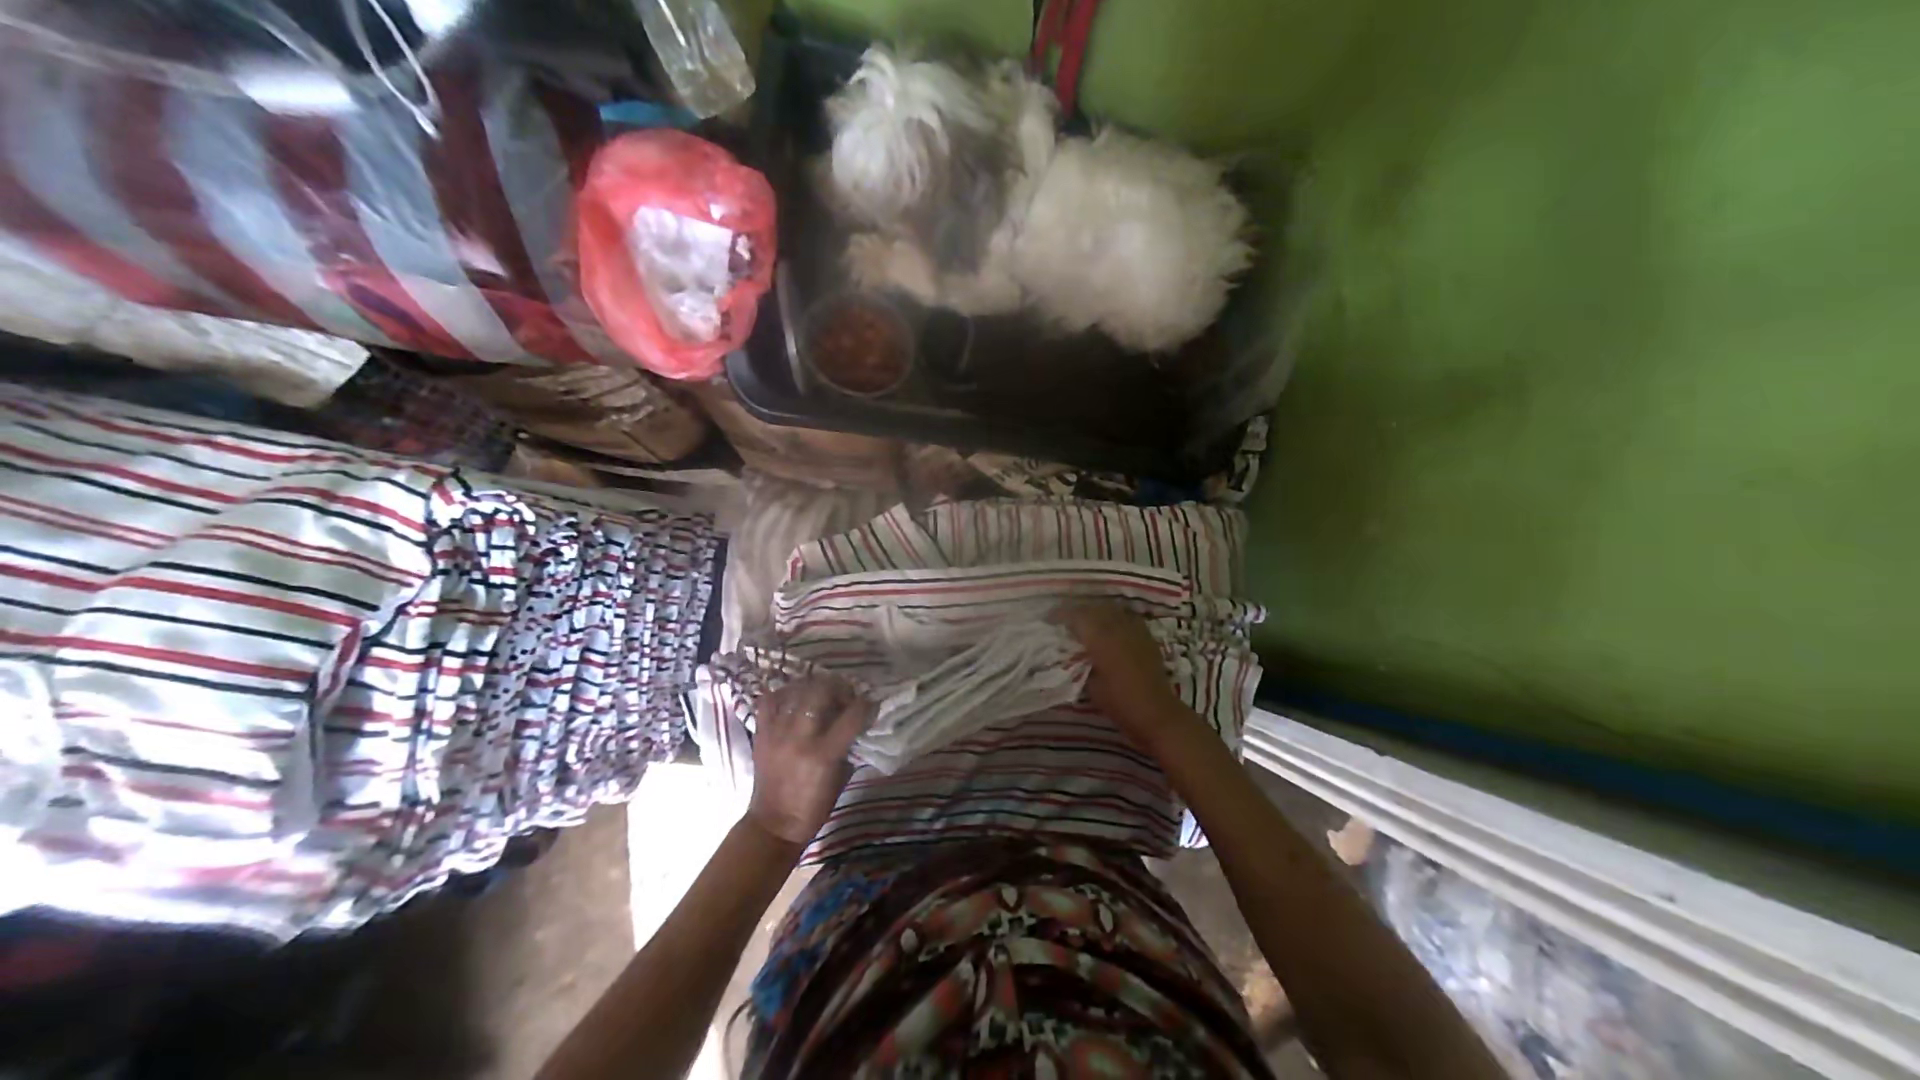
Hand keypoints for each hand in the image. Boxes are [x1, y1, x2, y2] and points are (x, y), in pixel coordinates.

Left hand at [747, 677, 873, 845]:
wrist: (774, 824)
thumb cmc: (814, 806)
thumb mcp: (842, 777)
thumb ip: (850, 747)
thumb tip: (859, 723)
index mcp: (823, 754)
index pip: (852, 715)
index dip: (866, 704)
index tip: (871, 701)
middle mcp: (799, 737)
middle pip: (820, 691)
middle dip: (838, 686)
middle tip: (844, 693)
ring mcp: (777, 733)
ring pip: (795, 690)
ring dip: (813, 685)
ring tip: (820, 691)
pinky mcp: (761, 733)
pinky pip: (768, 700)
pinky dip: (782, 693)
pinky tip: (794, 696)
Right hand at [1053, 603, 1193, 746]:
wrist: (1157, 713)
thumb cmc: (1119, 703)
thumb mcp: (1090, 685)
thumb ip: (1078, 663)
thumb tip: (1068, 653)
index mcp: (1101, 639)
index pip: (1077, 616)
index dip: (1060, 615)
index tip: (1048, 620)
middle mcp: (1118, 627)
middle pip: (1093, 608)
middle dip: (1076, 611)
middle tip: (1063, 621)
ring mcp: (1135, 629)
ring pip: (1111, 609)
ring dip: (1095, 612)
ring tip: (1084, 622)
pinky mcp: (1146, 636)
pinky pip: (1126, 617)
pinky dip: (1113, 617)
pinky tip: (1108, 628)